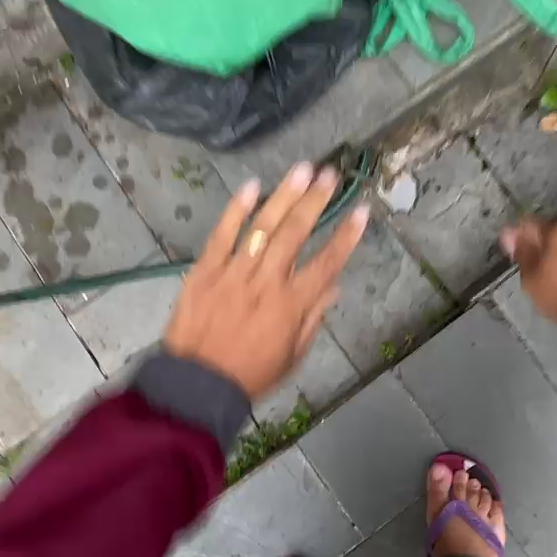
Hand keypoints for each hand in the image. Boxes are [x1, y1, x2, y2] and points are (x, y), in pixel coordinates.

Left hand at [162, 163, 367, 398]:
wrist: (194, 386)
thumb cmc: (251, 374)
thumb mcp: (293, 355)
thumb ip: (314, 317)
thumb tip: (334, 285)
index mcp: (291, 305)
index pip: (326, 263)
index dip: (347, 236)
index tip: (362, 211)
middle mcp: (265, 282)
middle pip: (295, 234)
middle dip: (316, 201)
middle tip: (330, 174)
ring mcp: (233, 273)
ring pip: (262, 227)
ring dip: (284, 195)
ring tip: (302, 169)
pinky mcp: (205, 270)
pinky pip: (222, 234)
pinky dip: (236, 209)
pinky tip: (252, 185)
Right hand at [498, 218, 556, 322]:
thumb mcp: (530, 277)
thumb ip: (521, 253)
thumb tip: (509, 235)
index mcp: (556, 232)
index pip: (530, 226)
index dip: (518, 237)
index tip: (512, 250)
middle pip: (551, 235)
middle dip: (540, 246)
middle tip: (531, 264)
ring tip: (549, 273)